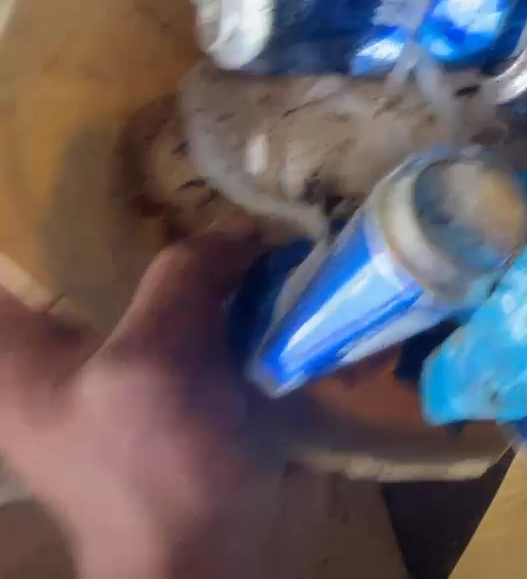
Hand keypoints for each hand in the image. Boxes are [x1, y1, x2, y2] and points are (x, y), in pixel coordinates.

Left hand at [0, 233, 282, 577]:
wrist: (213, 544)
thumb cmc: (152, 464)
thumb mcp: (150, 362)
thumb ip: (183, 280)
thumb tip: (241, 231)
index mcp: (19, 355)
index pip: (17, 269)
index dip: (47, 222)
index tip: (120, 177)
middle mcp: (74, 353)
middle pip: (111, 266)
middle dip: (176, 233)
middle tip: (232, 202)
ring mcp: (145, 369)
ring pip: (187, 288)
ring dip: (239, 266)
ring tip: (287, 240)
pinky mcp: (206, 383)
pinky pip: (234, 320)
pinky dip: (270, 303)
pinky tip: (306, 293)